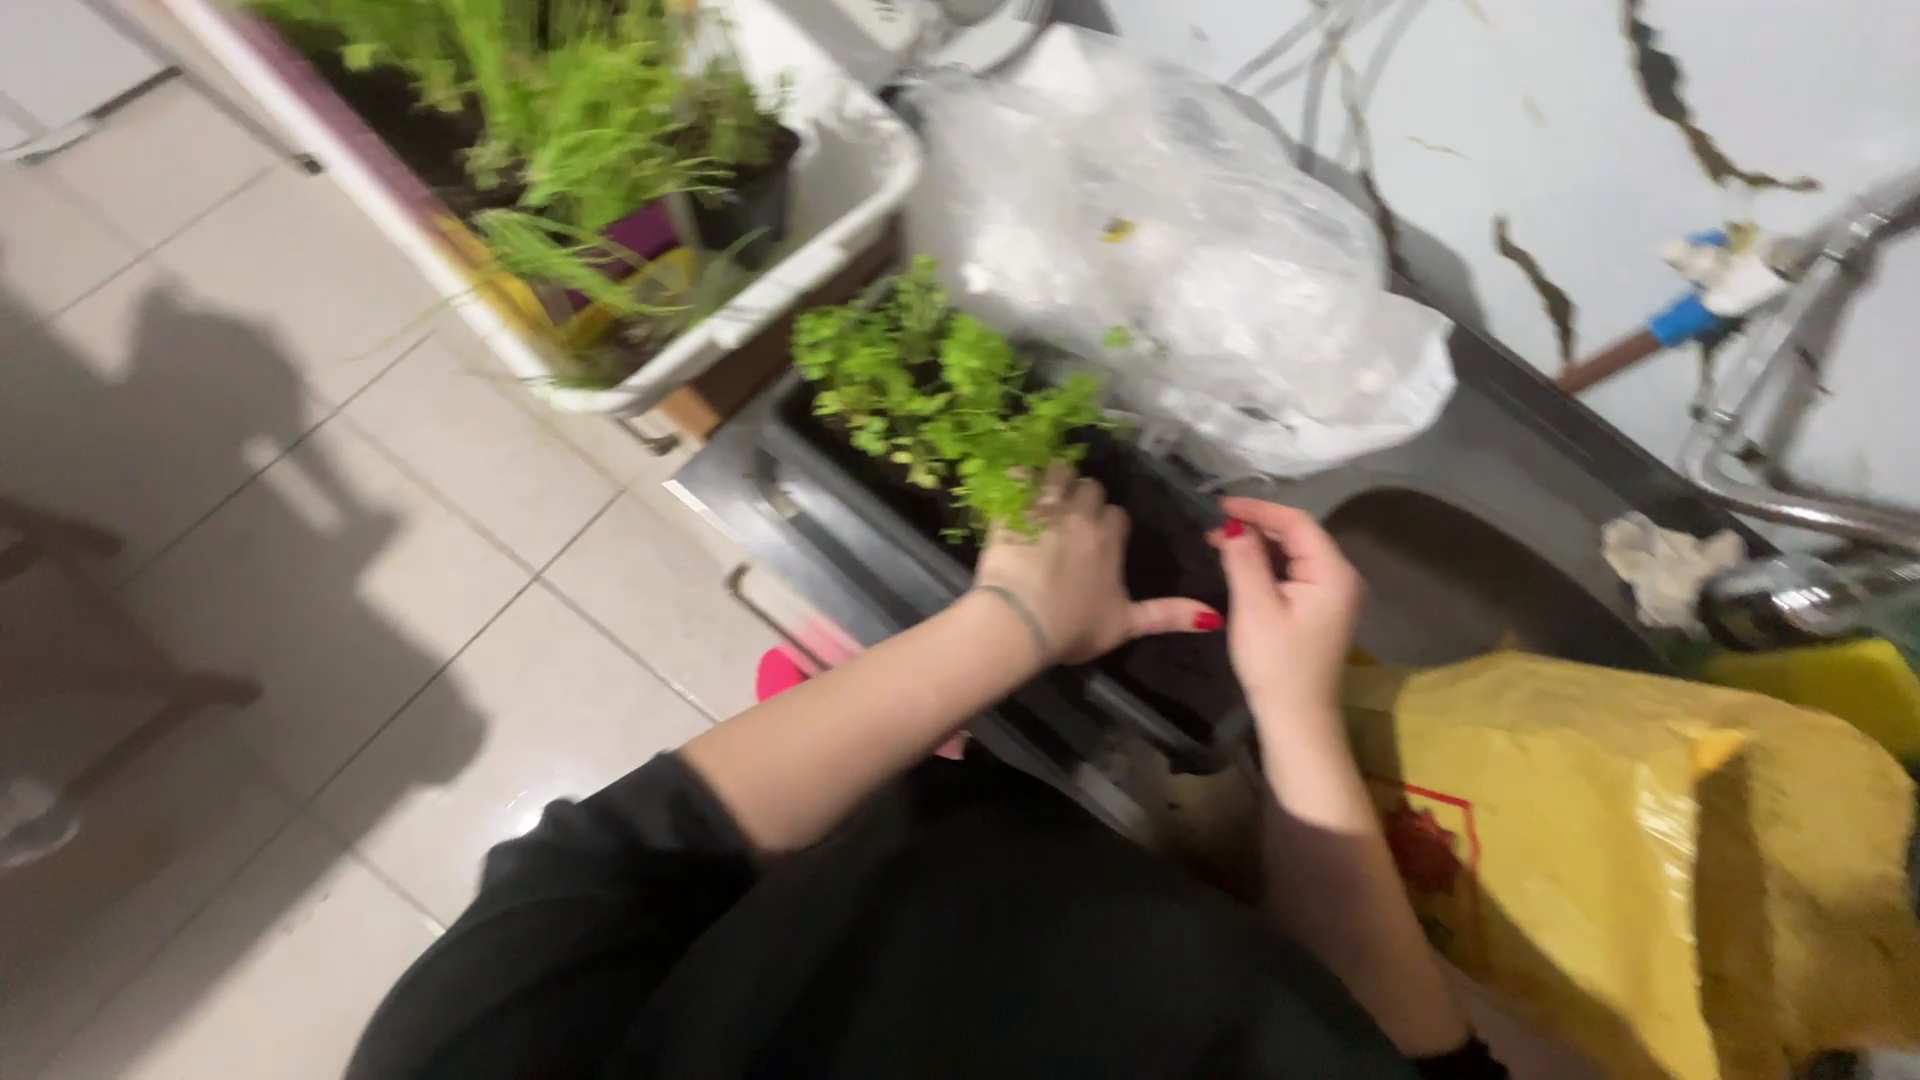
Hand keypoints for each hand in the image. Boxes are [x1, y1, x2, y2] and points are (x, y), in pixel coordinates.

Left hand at [973, 464, 1219, 665]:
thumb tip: (1214, 615)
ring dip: (1054, 479)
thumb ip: (1165, 615)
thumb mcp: (1123, 627)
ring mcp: (1045, 509)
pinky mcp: (1010, 509)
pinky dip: (1017, 476)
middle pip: (1090, 487)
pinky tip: (1013, 483)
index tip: (1100, 538)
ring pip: (1058, 472)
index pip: (1119, 515)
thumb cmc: (1071, 628)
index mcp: (1110, 541)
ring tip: (1043, 494)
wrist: (1020, 623)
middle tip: (1069, 516)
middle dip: (1083, 497)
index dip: (1109, 524)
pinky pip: (1018, 476)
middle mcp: (1082, 517)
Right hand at [1209, 497, 1363, 719]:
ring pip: (1293, 553)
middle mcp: (1339, 577)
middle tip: (1213, 527)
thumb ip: (1244, 560)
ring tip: (1220, 542)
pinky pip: (1292, 572)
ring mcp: (1331, 594)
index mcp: (1332, 572)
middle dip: (1256, 526)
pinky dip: (1266, 564)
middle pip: (1298, 535)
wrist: (1296, 718)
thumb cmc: (1275, 662)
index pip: (1296, 522)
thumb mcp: (1254, 607)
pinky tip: (1240, 565)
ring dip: (1258, 545)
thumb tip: (1232, 525)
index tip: (1218, 506)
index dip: (1258, 509)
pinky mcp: (1318, 609)